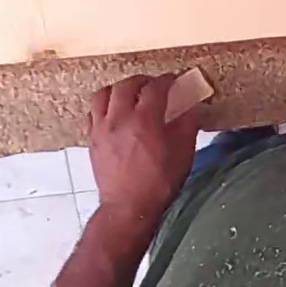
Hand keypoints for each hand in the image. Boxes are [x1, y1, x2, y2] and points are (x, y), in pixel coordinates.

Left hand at [86, 74, 200, 230]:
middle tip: (153, 85)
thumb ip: (188, 125)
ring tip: (129, 95)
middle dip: (142, 81)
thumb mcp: (183, 153)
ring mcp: (102, 128)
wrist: (129, 206)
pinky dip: (105, 106)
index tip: (173, 80)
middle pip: (126, 85)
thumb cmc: (159, 182)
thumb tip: (192, 108)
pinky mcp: (92, 140)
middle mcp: (120, 118)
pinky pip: (93, 112)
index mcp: (145, 120)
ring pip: (103, 94)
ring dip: (118, 89)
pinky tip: (114, 114)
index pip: (155, 87)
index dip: (166, 80)